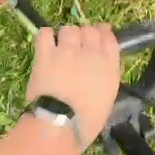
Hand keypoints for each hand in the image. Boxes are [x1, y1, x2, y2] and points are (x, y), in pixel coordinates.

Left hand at [23, 23, 121, 142]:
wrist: (59, 124)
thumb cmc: (85, 122)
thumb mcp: (106, 101)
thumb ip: (105, 80)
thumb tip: (99, 72)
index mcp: (109, 68)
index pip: (109, 39)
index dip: (103, 33)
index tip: (98, 34)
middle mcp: (91, 54)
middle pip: (89, 30)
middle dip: (84, 35)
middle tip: (77, 45)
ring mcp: (67, 52)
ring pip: (69, 29)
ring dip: (65, 35)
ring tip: (60, 46)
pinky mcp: (46, 55)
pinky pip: (45, 33)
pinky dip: (45, 36)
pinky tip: (45, 44)